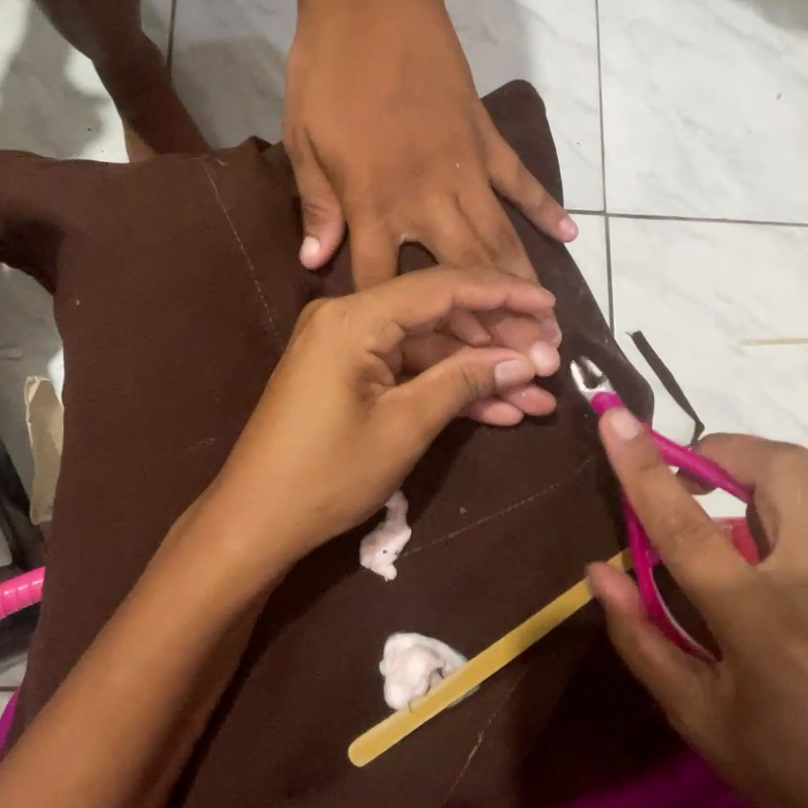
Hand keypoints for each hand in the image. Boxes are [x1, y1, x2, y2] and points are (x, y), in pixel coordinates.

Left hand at [207, 267, 559, 569]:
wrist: (255, 520)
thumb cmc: (327, 474)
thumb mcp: (404, 427)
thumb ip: (463, 382)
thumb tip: (522, 361)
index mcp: (353, 317)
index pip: (441, 287)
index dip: (501, 294)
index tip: (552, 307)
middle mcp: (347, 317)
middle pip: (438, 314)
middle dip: (497, 341)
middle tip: (551, 364)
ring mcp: (346, 347)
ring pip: (428, 347)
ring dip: (479, 372)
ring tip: (537, 397)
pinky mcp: (347, 374)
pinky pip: (406, 370)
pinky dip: (447, 388)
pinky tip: (498, 410)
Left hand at [284, 0, 573, 421]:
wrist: (370, 1)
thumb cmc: (325, 74)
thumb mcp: (304, 142)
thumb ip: (317, 205)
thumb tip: (316, 261)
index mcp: (373, 204)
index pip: (389, 283)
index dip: (412, 328)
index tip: (436, 369)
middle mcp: (426, 197)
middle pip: (463, 273)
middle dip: (494, 323)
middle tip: (531, 362)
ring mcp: (463, 167)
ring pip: (498, 238)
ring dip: (524, 283)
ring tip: (551, 325)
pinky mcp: (485, 137)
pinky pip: (518, 181)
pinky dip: (542, 207)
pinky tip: (567, 235)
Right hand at [586, 416, 807, 807]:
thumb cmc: (794, 771)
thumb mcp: (699, 718)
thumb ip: (641, 637)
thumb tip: (598, 570)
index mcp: (763, 623)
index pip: (686, 523)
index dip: (642, 463)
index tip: (614, 415)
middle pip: (778, 467)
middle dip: (726, 455)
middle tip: (701, 483)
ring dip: (775, 473)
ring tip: (754, 511)